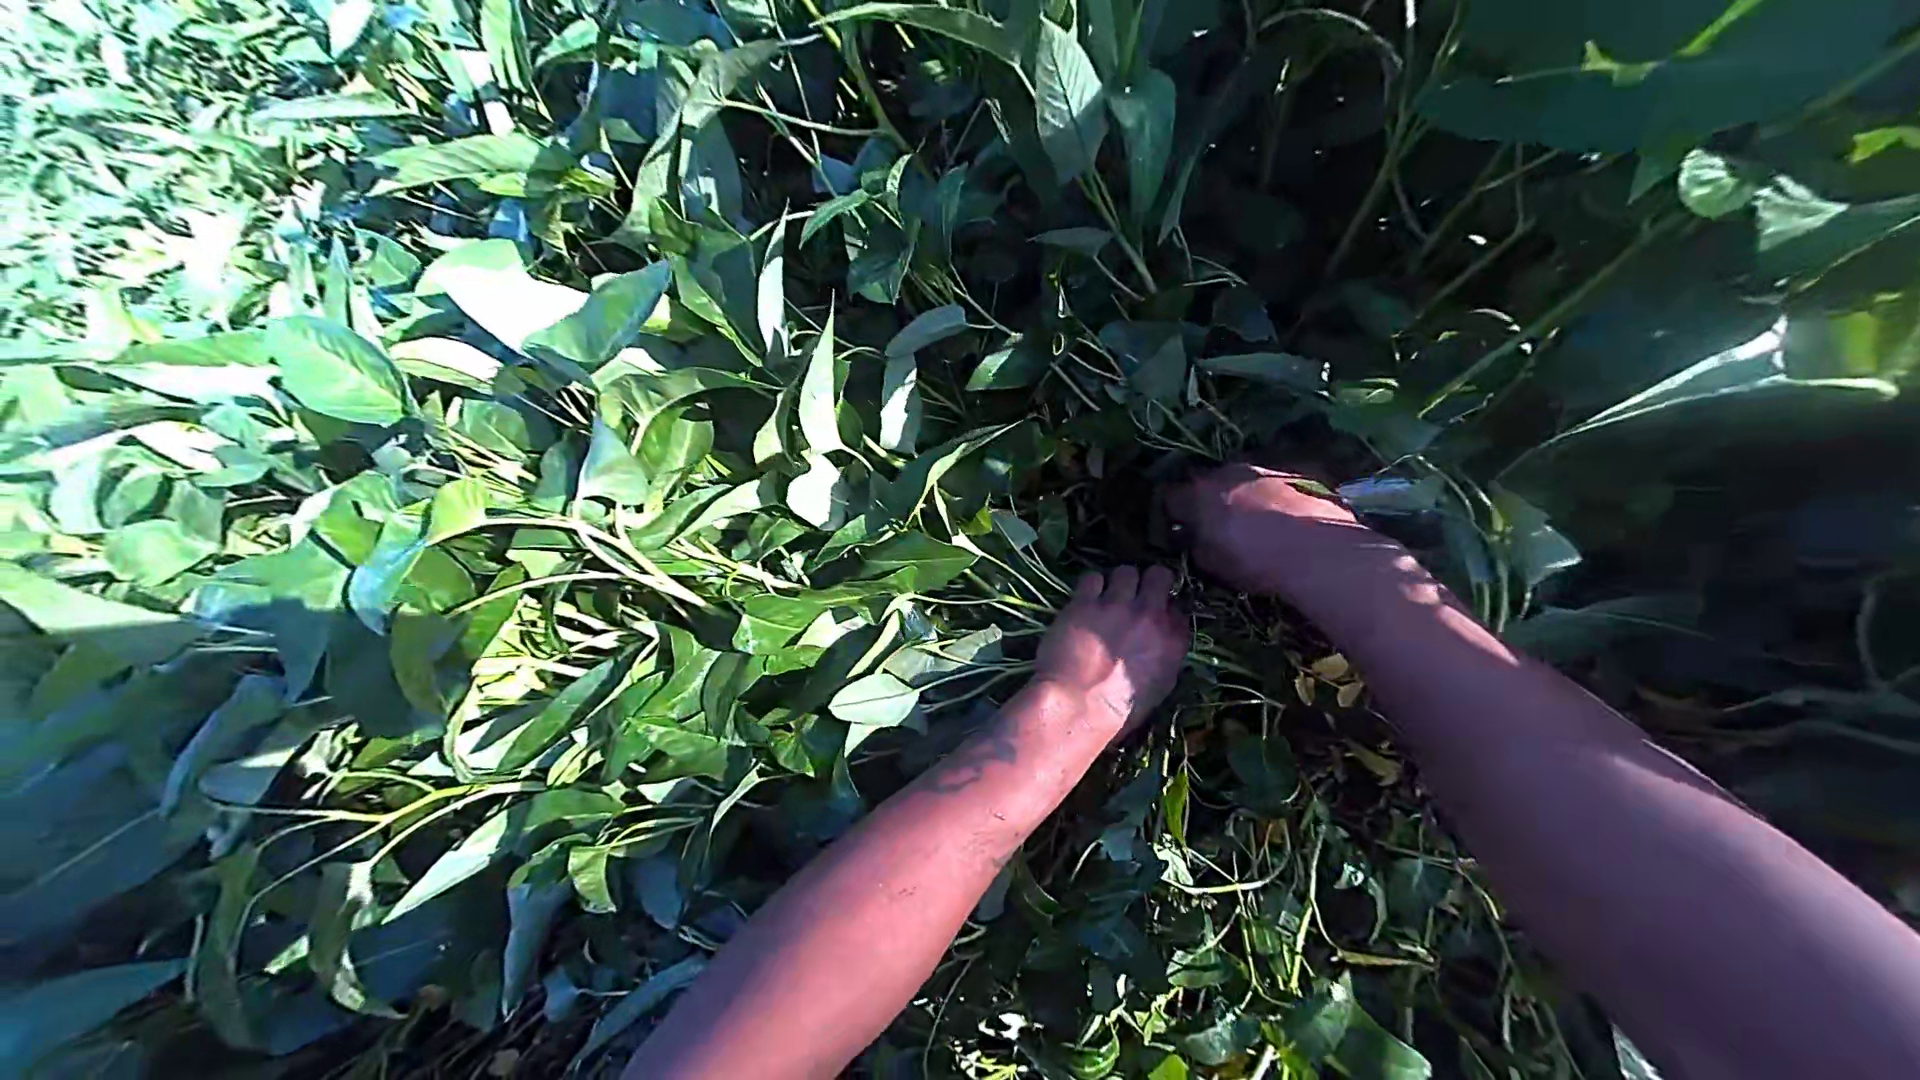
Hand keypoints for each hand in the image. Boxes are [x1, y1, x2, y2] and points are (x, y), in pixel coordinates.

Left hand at [1034, 566, 1188, 733]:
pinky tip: (1084, 598)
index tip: (1155, 613)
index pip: (1179, 607)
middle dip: (1148, 580)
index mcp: (1173, 640)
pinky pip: (1092, 577)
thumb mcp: (1159, 688)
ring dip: (1118, 581)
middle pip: (1159, 575)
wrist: (1077, 705)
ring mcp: (1117, 605)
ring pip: (1125, 571)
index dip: (1165, 607)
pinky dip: (1089, 586)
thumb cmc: (1119, 711)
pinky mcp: (1084, 602)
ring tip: (1107, 594)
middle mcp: (1150, 615)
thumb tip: (1162, 640)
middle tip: (1134, 592)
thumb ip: (1166, 656)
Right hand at [1163, 464, 1401, 600]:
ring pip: (1241, 477)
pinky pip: (1274, 480)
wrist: (1321, 551)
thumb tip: (1189, 536)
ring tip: (1253, 517)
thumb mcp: (1212, 563)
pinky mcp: (1299, 470)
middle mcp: (1227, 472)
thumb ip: (1195, 544)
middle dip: (1206, 498)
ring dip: (1240, 492)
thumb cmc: (1255, 561)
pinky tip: (1284, 514)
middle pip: (1206, 481)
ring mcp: (1264, 468)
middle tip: (1214, 522)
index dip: (1170, 512)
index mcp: (1198, 494)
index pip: (1169, 496)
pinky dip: (1272, 493)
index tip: (1176, 526)